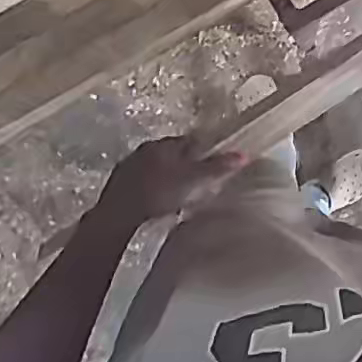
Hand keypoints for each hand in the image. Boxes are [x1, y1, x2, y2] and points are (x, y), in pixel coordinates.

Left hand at [93, 136, 243, 226]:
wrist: (118, 221)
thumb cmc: (159, 194)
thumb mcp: (193, 180)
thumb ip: (217, 167)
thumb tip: (243, 155)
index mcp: (162, 145)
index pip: (189, 140)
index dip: (205, 150)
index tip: (216, 162)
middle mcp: (143, 152)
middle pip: (172, 154)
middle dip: (186, 164)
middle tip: (202, 180)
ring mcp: (128, 170)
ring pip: (156, 169)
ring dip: (169, 178)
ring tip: (183, 195)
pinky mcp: (118, 190)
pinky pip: (143, 185)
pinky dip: (155, 191)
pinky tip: (161, 206)